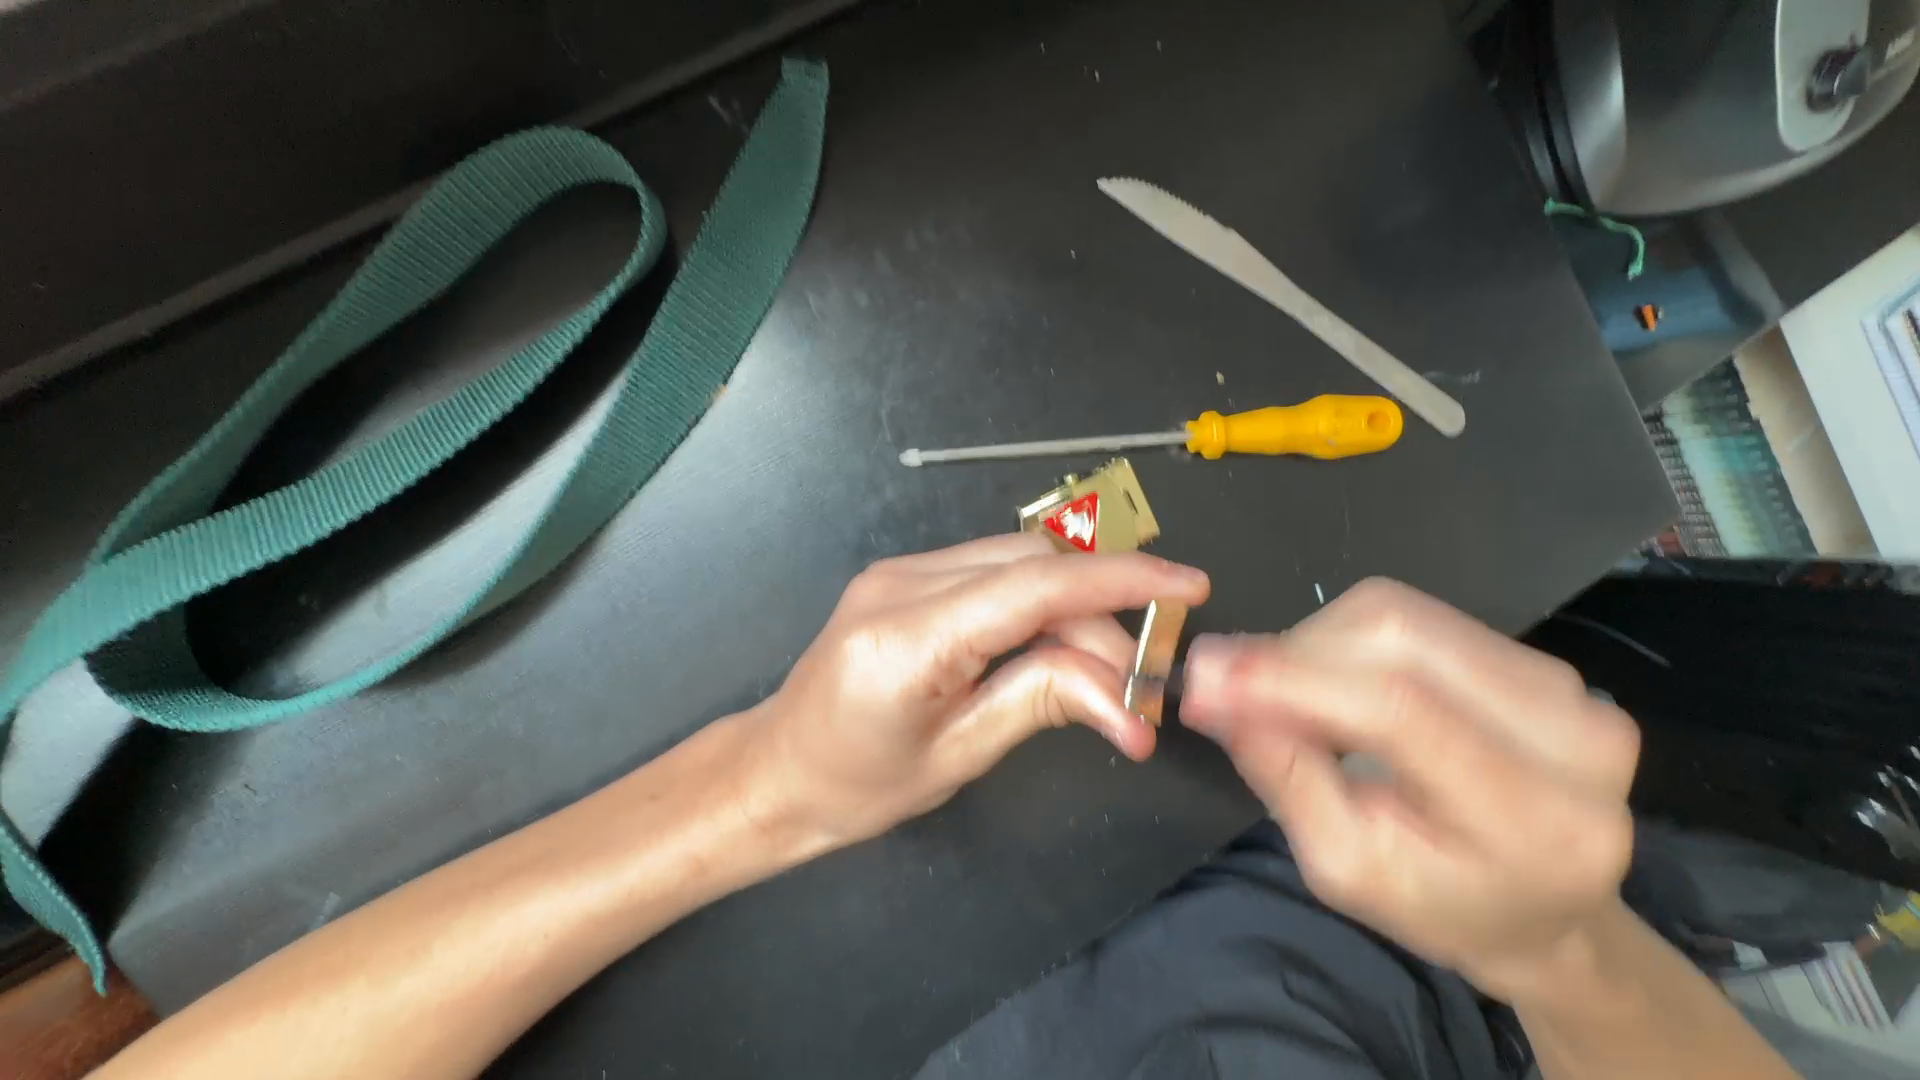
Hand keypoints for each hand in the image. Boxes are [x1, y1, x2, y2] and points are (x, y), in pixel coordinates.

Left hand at [739, 533, 1209, 853]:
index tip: (1189, 586)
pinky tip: (1051, 645)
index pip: (1036, 587)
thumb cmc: (857, 785)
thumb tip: (1124, 694)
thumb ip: (1040, 702)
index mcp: (909, 638)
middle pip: (1034, 564)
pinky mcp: (902, 575)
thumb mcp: (958, 756)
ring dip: (1072, 605)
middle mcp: (901, 583)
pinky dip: (1036, 600)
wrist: (778, 769)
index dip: (1122, 581)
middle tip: (1135, 681)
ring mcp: (898, 571)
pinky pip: (990, 570)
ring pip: (1017, 559)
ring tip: (1097, 672)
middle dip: (1101, 610)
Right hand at [1179, 578, 1639, 1002]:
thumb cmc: (1435, 904)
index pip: (1400, 711)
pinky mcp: (1540, 662)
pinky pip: (1416, 615)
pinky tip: (1334, 680)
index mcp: (1535, 818)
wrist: (1539, 908)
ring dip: (1316, 641)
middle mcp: (1573, 735)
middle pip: (1398, 638)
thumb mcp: (1343, 866)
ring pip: (1401, 613)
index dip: (1292, 677)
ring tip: (1287, 691)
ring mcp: (1568, 688)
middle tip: (1230, 684)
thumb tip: (1209, 688)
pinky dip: (1347, 638)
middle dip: (1294, 651)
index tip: (1203, 671)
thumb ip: (1284, 772)